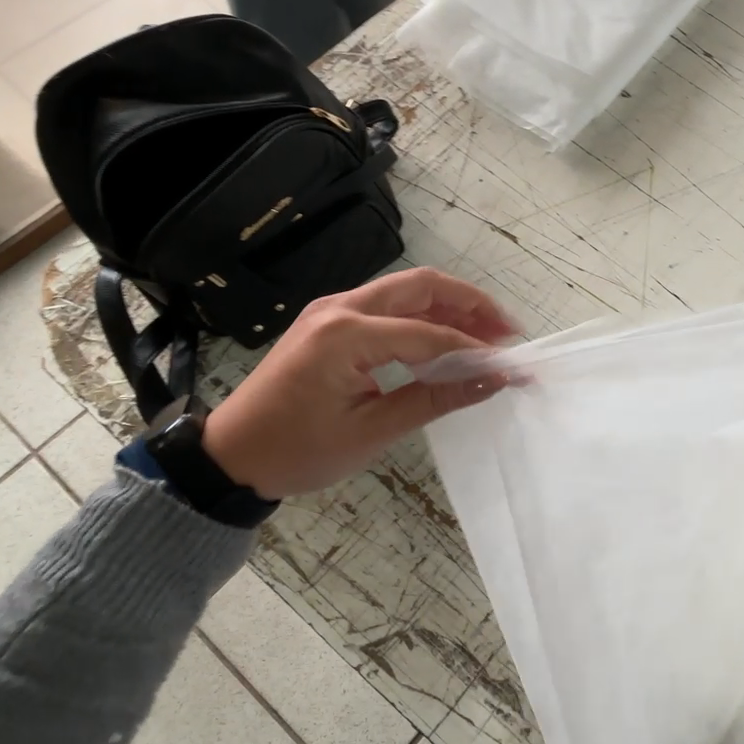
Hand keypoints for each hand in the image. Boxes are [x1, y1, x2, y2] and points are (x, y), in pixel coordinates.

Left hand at [203, 268, 518, 498]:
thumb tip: (494, 380)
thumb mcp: (371, 432)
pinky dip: (424, 318)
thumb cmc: (296, 451)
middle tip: (509, 333)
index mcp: (346, 334)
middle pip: (422, 285)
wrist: (229, 457)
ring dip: (450, 308)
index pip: (430, 333)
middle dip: (471, 305)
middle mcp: (340, 307)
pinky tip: (447, 342)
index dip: (477, 350)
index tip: (514, 367)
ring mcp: (333, 310)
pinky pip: (389, 308)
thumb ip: (435, 399)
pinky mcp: (331, 322)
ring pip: (407, 291)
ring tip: (489, 336)